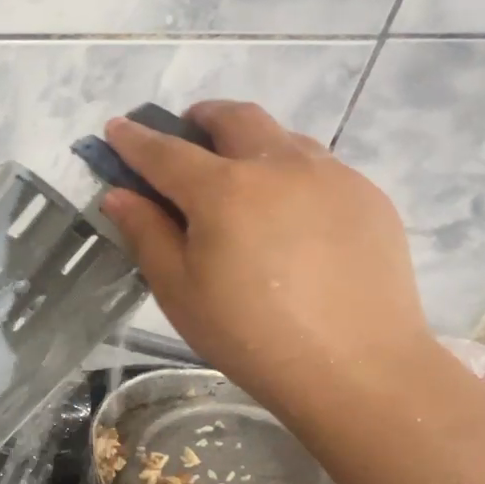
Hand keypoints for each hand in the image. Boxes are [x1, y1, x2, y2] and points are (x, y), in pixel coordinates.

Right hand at [100, 100, 437, 407]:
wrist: (354, 365)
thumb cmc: (247, 334)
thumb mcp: (178, 291)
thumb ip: (146, 234)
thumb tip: (119, 195)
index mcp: (223, 189)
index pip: (166, 153)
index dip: (135, 140)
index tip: (116, 127)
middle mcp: (279, 165)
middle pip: (235, 118)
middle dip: (202, 118)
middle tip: (187, 134)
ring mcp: (332, 176)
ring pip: (282, 137)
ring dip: (249, 142)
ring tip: (238, 177)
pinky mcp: (367, 196)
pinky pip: (319, 167)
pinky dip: (288, 172)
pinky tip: (286, 216)